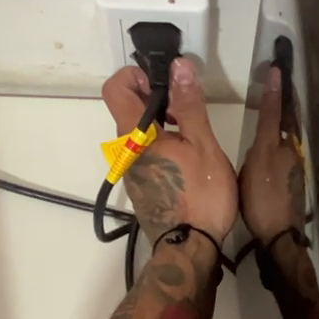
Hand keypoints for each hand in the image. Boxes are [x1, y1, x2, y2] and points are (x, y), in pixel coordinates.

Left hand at [101, 58, 237, 242]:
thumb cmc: (200, 197)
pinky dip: (164, 156)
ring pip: (141, 140)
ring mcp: (132, 175)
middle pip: (130, 113)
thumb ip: (189, 105)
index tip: (164, 86)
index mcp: (135, 135)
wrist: (190, 251)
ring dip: (163, 134)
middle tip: (188, 119)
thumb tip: (179, 67)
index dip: (136, 76)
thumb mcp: (203, 146)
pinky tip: (188, 173)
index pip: (116, 87)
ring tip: (193, 149)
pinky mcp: (142, 193)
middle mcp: (126, 153)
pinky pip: (148, 161)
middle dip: (158, 107)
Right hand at [238, 67, 306, 243]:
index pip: (276, 112)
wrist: (280, 236)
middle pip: (288, 125)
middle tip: (283, 84)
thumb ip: (259, 146)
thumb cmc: (264, 200)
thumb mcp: (255, 166)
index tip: (277, 69)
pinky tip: (275, 147)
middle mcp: (291, 155)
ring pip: (287, 141)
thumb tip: (264, 139)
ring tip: (278, 108)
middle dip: (285, 105)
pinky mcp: (291, 186)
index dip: (275, 92)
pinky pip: (285, 158)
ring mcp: (294, 172)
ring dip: (284, 124)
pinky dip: (281, 145)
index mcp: (280, 147)